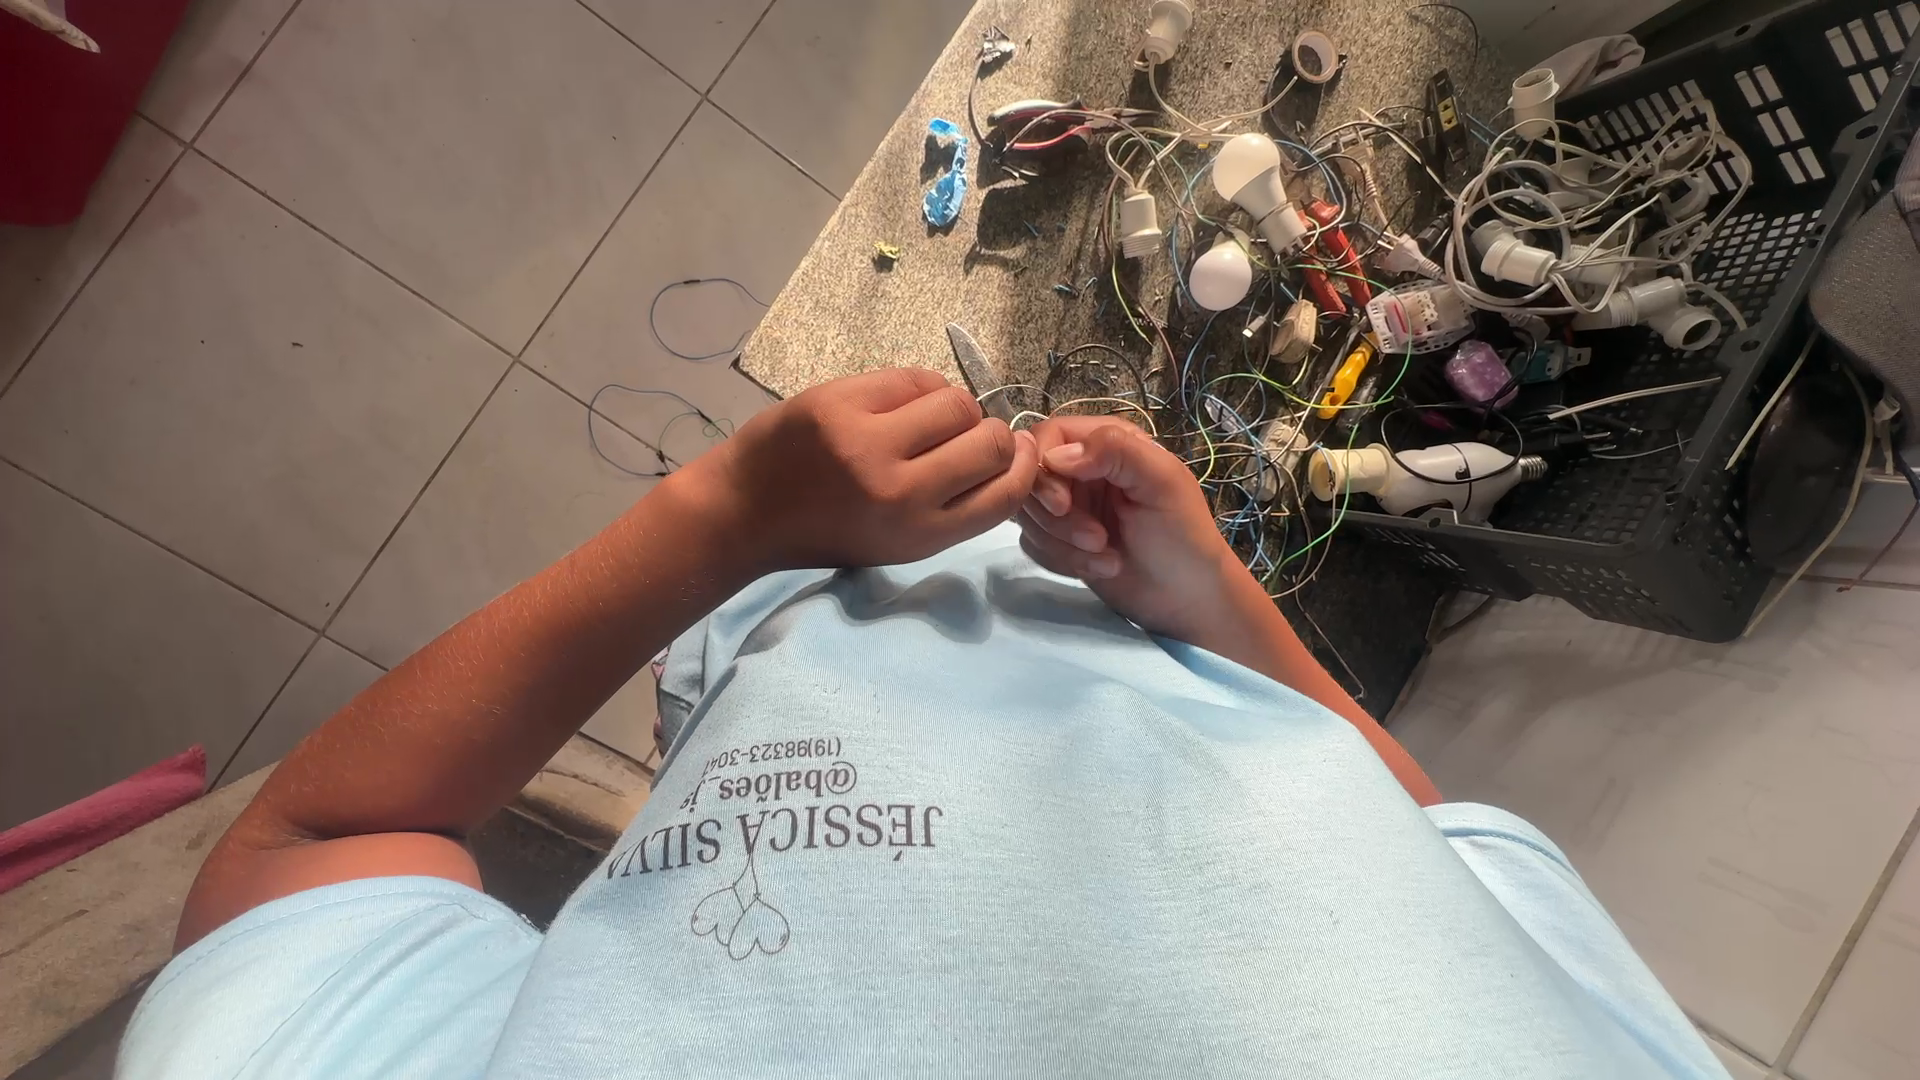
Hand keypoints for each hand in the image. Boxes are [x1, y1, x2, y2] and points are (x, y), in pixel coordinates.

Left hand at [680, 368, 1037, 573]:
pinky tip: (900, 404)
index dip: (1023, 468)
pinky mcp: (841, 400)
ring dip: (955, 410)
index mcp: (918, 537)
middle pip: (990, 442)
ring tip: (927, 421)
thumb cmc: (827, 534)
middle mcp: (900, 492)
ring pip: (957, 402)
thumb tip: (1013, 453)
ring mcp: (867, 441)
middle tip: (969, 438)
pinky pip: (914, 378)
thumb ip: (954, 508)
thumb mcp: (898, 543)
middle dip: (993, 436)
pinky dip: (920, 389)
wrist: (744, 512)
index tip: (1020, 453)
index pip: (1003, 494)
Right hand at [1017, 416, 1250, 641]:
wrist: (1186, 599)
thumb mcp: (1162, 482)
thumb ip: (1115, 451)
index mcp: (1107, 443)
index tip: (1061, 504)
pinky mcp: (1060, 540)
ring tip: (1108, 558)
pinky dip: (1062, 561)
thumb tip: (1056, 456)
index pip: (1047, 436)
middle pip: (1031, 478)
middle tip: (1098, 540)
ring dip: (1063, 544)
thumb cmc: (1183, 537)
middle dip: (1058, 518)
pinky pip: (1033, 543)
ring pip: (1029, 515)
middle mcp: (1082, 469)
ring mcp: (1069, 506)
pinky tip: (1100, 568)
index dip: (1043, 469)